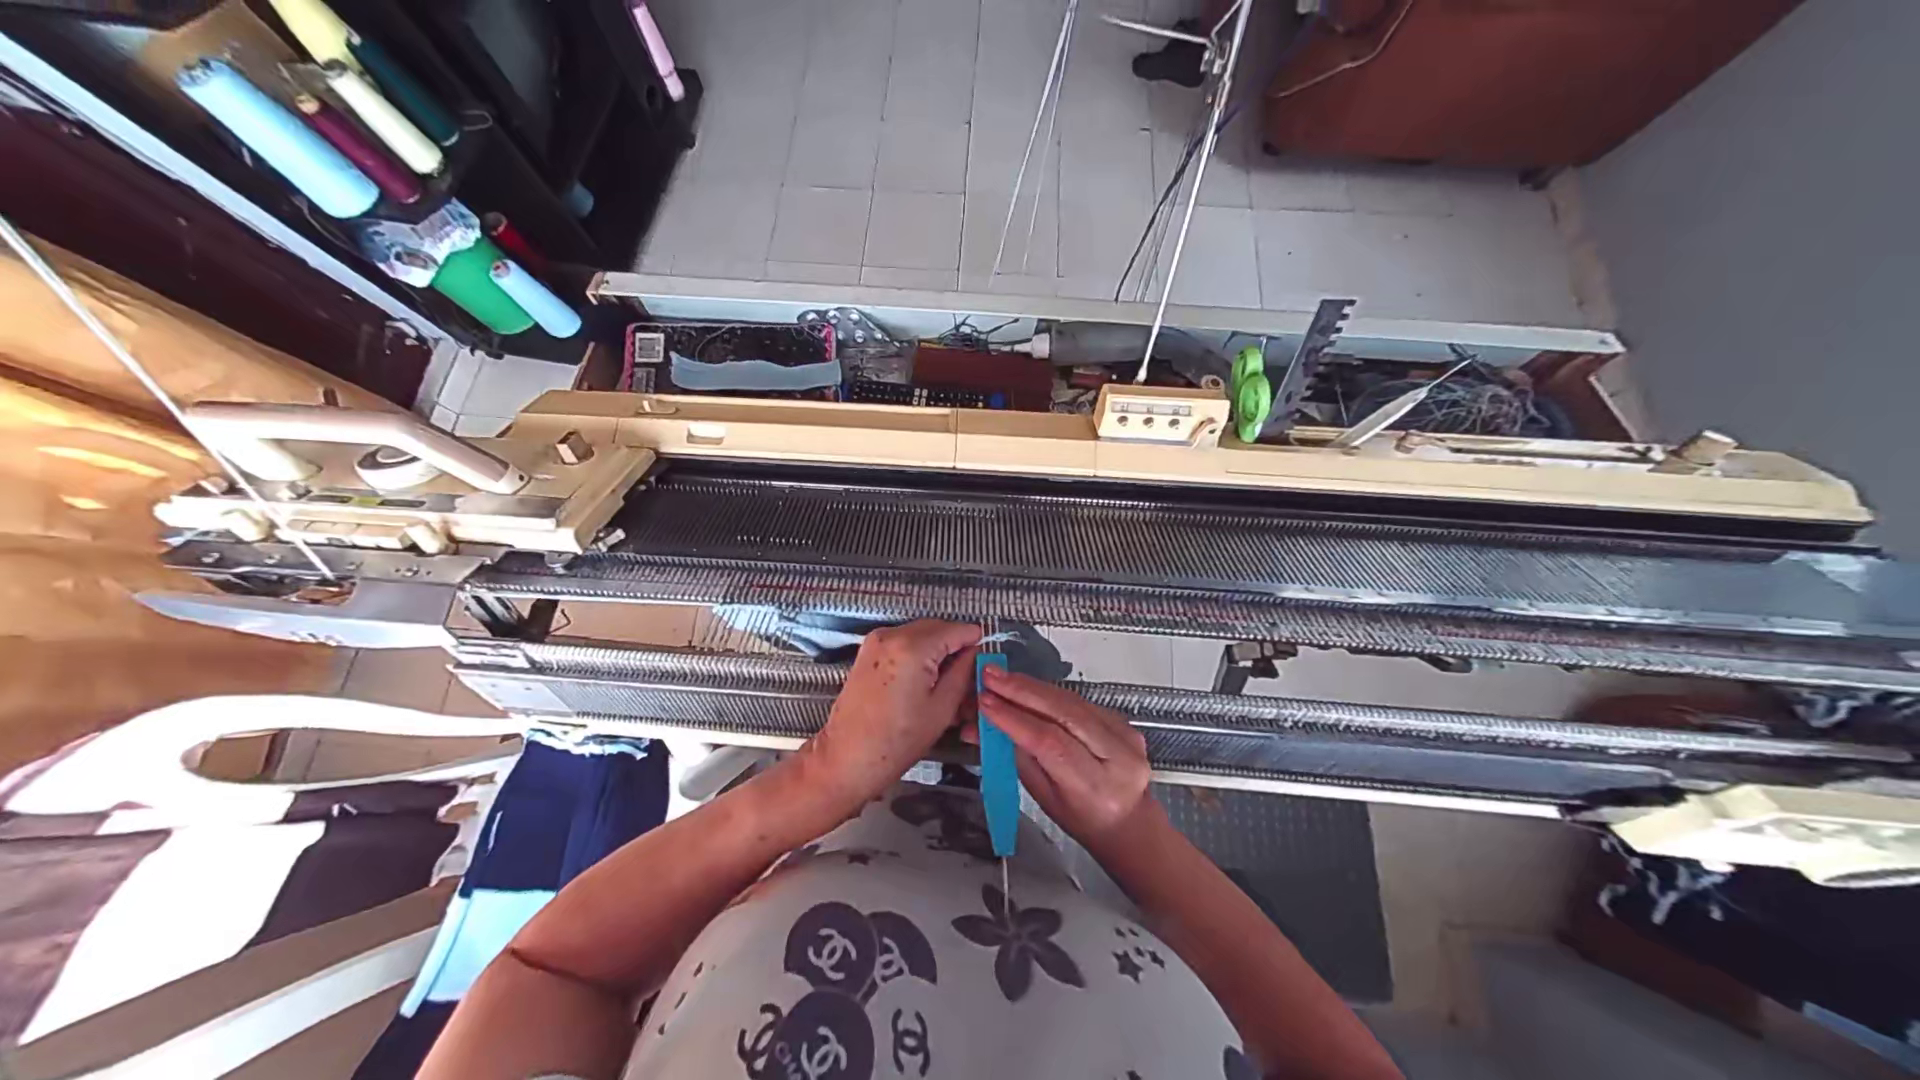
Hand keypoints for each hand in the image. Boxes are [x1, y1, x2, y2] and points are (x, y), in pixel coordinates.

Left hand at [805, 620, 980, 810]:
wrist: (848, 756)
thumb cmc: (897, 740)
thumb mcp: (942, 708)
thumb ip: (963, 672)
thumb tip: (974, 652)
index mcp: (913, 647)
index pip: (956, 629)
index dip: (974, 642)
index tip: (983, 658)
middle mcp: (892, 635)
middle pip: (937, 627)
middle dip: (954, 645)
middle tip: (967, 674)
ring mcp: (876, 641)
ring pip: (920, 633)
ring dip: (936, 649)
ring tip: (944, 682)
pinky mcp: (868, 651)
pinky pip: (903, 642)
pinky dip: (917, 653)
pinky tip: (923, 681)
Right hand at [975, 667, 1154, 850]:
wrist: (1128, 820)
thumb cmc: (1080, 817)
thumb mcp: (1044, 796)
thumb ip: (1018, 758)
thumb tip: (981, 726)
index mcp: (1094, 786)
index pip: (1050, 742)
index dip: (1015, 718)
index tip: (985, 702)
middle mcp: (1117, 757)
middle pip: (1064, 712)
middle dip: (1022, 691)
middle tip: (990, 676)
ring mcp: (1125, 735)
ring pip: (1073, 701)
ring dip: (1033, 686)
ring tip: (1002, 677)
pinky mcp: (1125, 722)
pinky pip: (1081, 701)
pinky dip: (1050, 692)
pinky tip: (1027, 686)